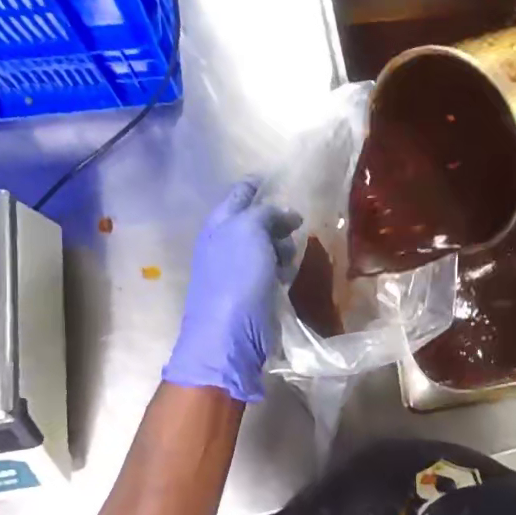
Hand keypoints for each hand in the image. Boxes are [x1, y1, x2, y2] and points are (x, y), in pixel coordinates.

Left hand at [163, 180, 302, 402]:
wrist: (228, 335)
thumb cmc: (237, 278)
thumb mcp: (251, 232)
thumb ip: (266, 213)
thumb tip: (285, 213)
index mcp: (219, 225)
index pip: (239, 196)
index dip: (256, 186)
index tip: (275, 180)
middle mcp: (224, 244)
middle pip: (255, 222)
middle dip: (276, 220)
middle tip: (296, 224)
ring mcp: (236, 270)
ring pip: (265, 247)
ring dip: (282, 247)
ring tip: (292, 255)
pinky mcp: (251, 293)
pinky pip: (270, 271)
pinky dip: (281, 269)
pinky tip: (288, 275)